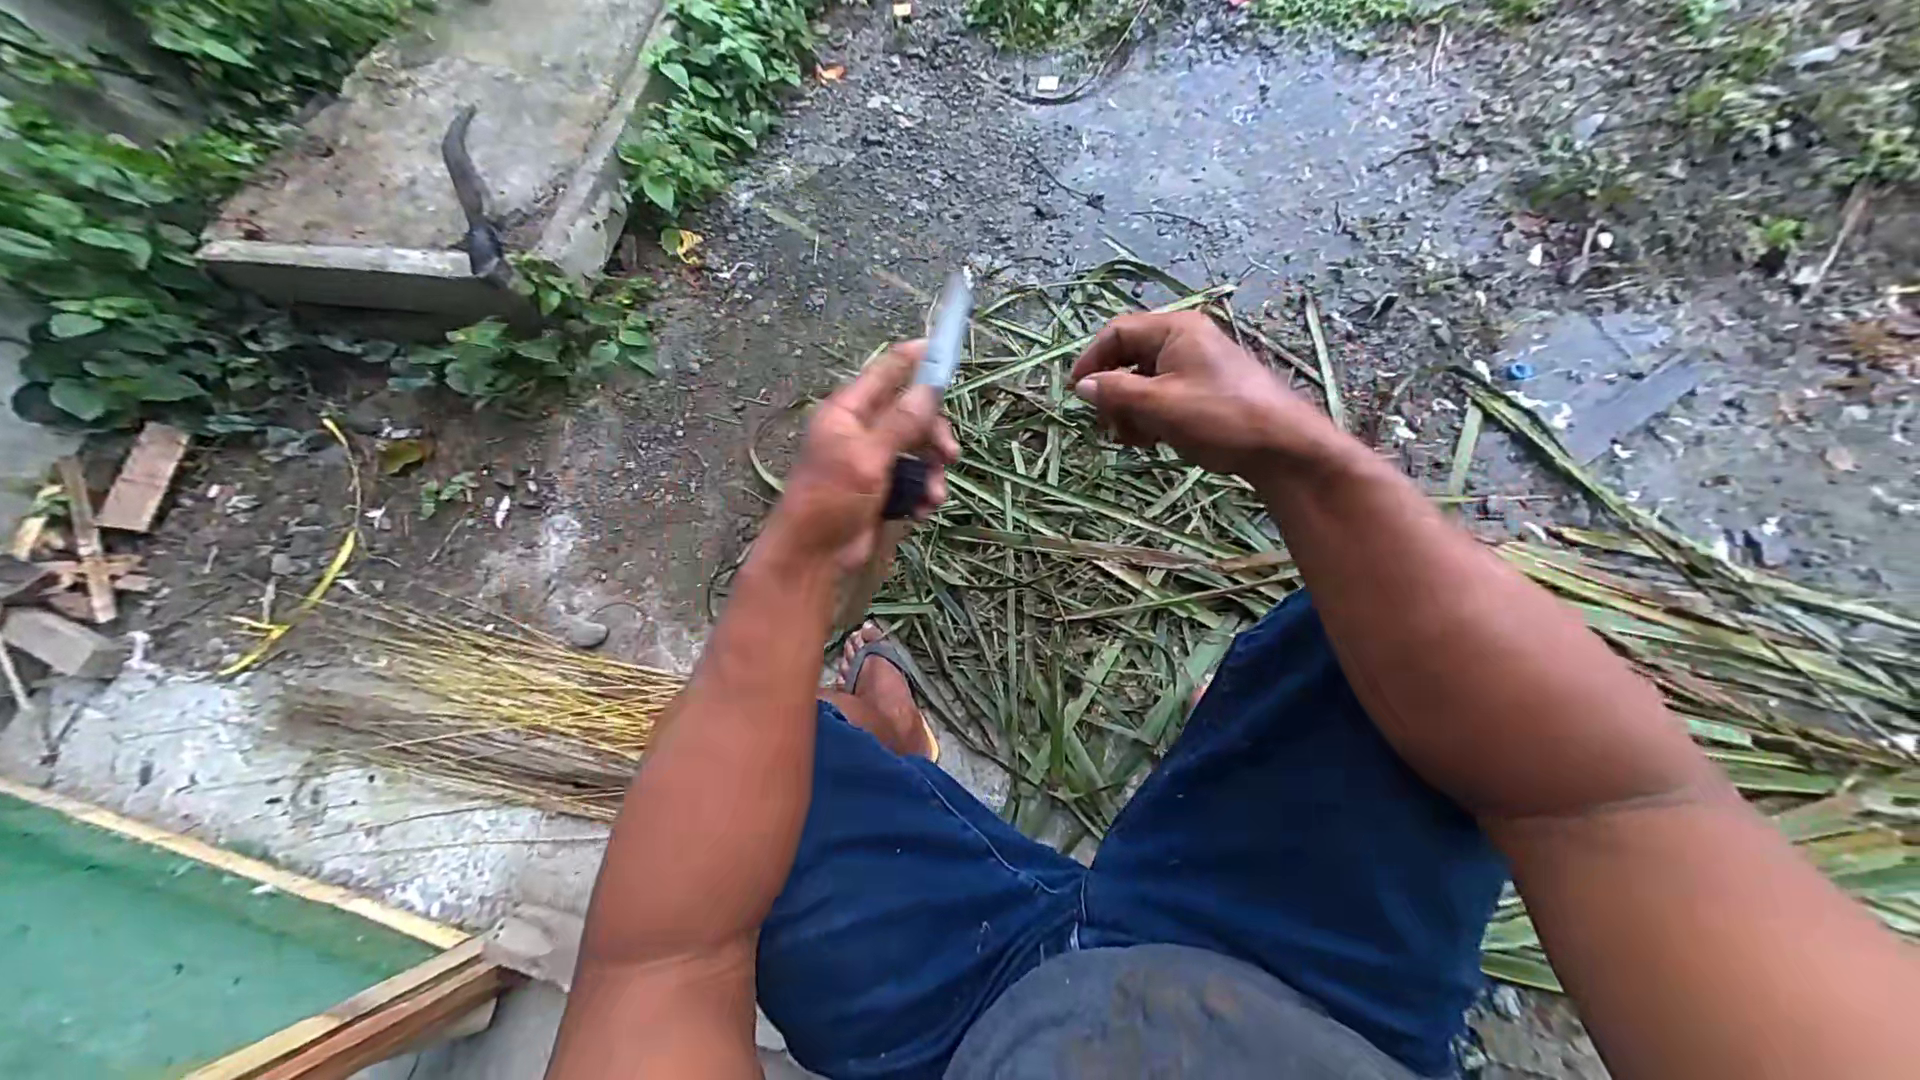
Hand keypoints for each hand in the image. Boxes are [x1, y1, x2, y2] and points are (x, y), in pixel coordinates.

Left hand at [761, 341, 958, 572]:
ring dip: (932, 471)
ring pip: (918, 449)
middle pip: (911, 414)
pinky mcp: (883, 488)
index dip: (915, 360)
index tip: (944, 351)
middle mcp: (862, 430)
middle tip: (949, 455)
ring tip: (934, 496)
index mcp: (848, 411)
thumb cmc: (829, 500)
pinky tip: (923, 509)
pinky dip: (923, 491)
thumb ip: (900, 423)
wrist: (814, 556)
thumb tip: (930, 387)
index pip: (886, 372)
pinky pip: (914, 478)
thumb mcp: (866, 458)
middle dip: (933, 434)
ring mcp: (874, 460)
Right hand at [1070, 311, 1343, 476]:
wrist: (1281, 446)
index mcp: (1175, 330)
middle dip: (1112, 393)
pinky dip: (1149, 417)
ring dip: (1129, 411)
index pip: (1116, 333)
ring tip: (1136, 439)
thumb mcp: (1159, 404)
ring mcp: (1195, 366)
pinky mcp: (1203, 390)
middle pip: (1127, 359)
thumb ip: (1115, 391)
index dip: (1091, 361)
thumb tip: (1083, 386)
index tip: (1076, 393)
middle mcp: (1184, 340)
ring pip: (1142, 382)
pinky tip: (1153, 441)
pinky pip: (1162, 397)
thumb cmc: (1220, 416)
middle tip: (1110, 425)